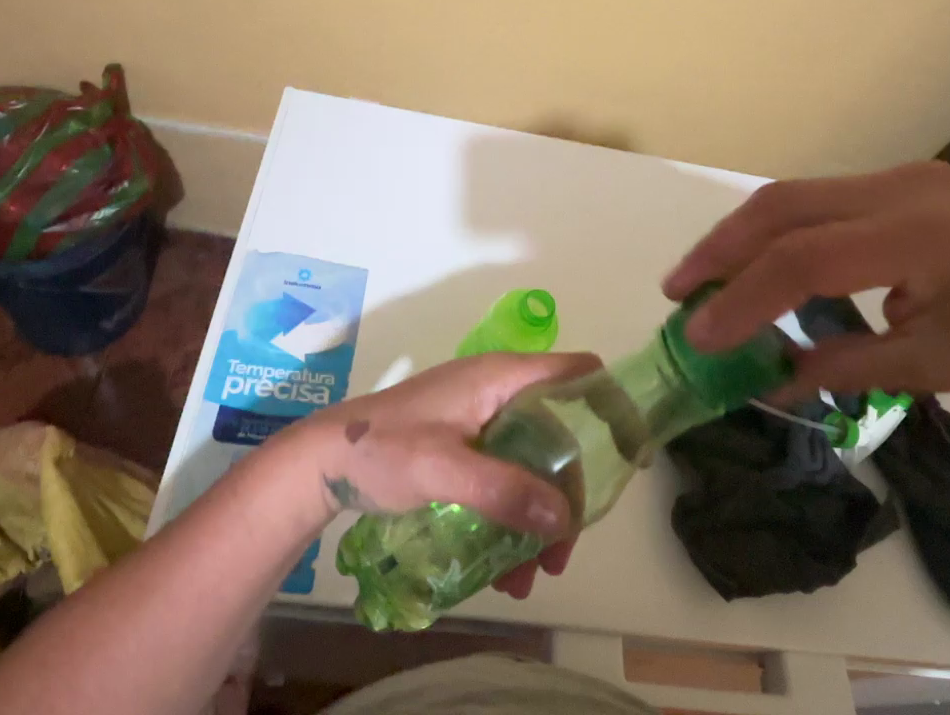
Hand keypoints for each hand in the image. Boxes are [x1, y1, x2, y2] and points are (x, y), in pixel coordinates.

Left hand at [288, 350, 599, 593]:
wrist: (321, 462)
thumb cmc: (382, 449)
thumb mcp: (442, 469)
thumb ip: (502, 489)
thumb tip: (564, 518)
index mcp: (499, 378)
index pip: (576, 373)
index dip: (608, 404)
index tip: (628, 455)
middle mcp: (497, 393)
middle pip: (560, 434)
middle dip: (567, 494)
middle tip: (561, 550)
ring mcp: (480, 420)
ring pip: (534, 464)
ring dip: (538, 518)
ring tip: (528, 576)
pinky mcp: (465, 447)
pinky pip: (507, 479)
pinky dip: (512, 517)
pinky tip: (503, 566)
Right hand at [663, 161, 949, 394]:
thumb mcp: (932, 364)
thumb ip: (840, 368)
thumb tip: (766, 385)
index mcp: (925, 235)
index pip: (806, 261)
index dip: (743, 299)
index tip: (698, 336)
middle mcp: (904, 187)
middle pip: (784, 206)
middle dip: (720, 249)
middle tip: (677, 292)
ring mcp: (902, 176)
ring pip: (794, 197)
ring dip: (741, 238)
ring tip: (704, 281)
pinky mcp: (899, 182)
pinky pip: (820, 202)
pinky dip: (778, 234)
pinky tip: (763, 268)